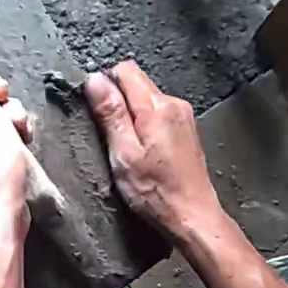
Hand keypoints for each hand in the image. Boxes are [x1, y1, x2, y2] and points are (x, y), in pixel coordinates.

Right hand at [83, 60, 226, 242]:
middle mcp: (174, 105)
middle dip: (118, 102)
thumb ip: (110, 114)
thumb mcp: (124, 154)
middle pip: (137, 83)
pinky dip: (146, 127)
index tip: (96, 111)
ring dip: (132, 116)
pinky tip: (144, 154)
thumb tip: (94, 79)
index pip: (124, 70)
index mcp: (157, 107)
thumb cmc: (157, 193)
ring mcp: (184, 118)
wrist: (193, 217)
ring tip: (127, 149)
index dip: (104, 84)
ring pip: (147, 100)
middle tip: (110, 137)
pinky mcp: (186, 132)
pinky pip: (159, 116)